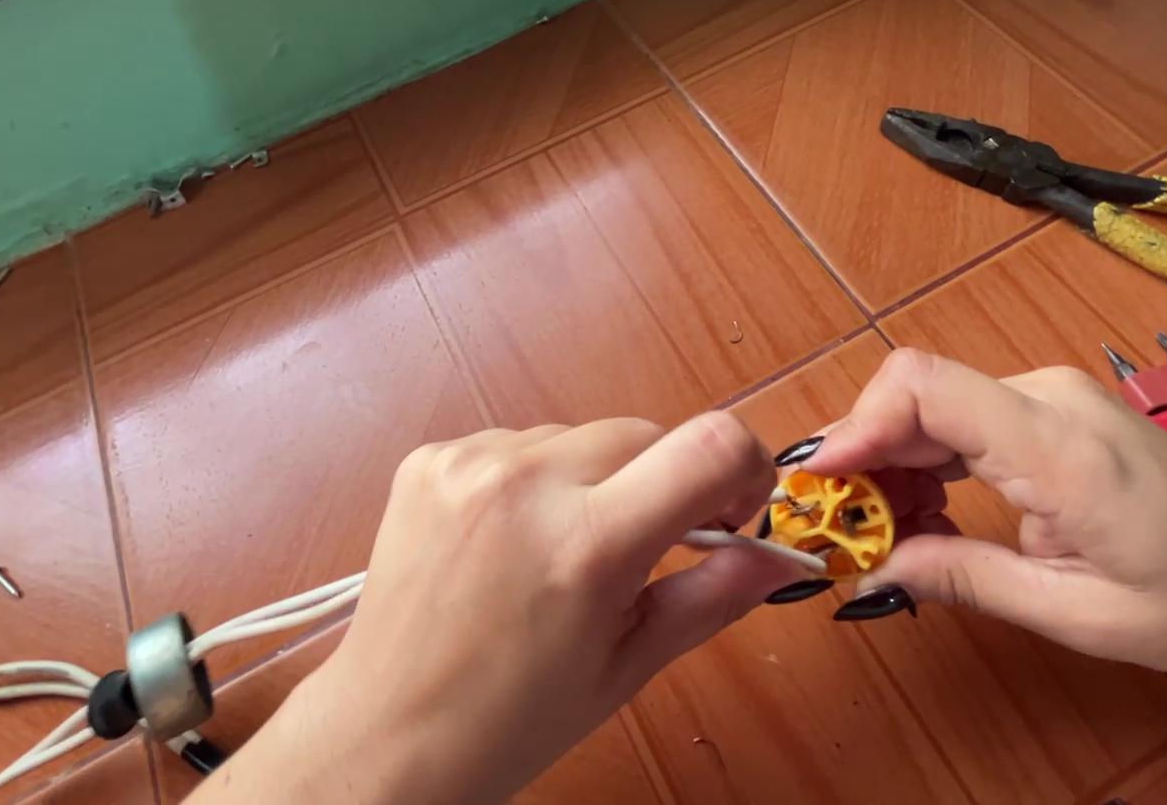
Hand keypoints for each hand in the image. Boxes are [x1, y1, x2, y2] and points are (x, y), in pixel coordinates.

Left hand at [210, 415, 800, 804]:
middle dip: (663, 480)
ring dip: (592, 479)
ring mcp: (470, 460)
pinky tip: (509, 536)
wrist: (386, 733)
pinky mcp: (431, 457)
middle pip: (644, 432)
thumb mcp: (628, 666)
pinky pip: (519, 444)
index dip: (746, 465)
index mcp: (588, 544)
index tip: (733, 507)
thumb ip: (713, 596)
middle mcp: (527, 482)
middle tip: (642, 544)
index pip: (710, 445)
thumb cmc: (514, 718)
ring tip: (558, 549)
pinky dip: (533, 479)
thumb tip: (780, 556)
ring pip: (579, 436)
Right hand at [803, 348, 1166, 678]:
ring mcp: (1043, 394)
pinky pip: (953, 417)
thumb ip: (965, 578)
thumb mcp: (1081, 615)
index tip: (821, 483)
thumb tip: (871, 569)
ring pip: (923, 405)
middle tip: (833, 524)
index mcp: (1060, 446)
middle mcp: (1045, 397)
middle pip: (911, 394)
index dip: (857, 423)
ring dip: (885, 463)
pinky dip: (919, 460)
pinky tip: (920, 511)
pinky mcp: (1041, 407)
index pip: (925, 387)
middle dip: (859, 456)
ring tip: (878, 530)